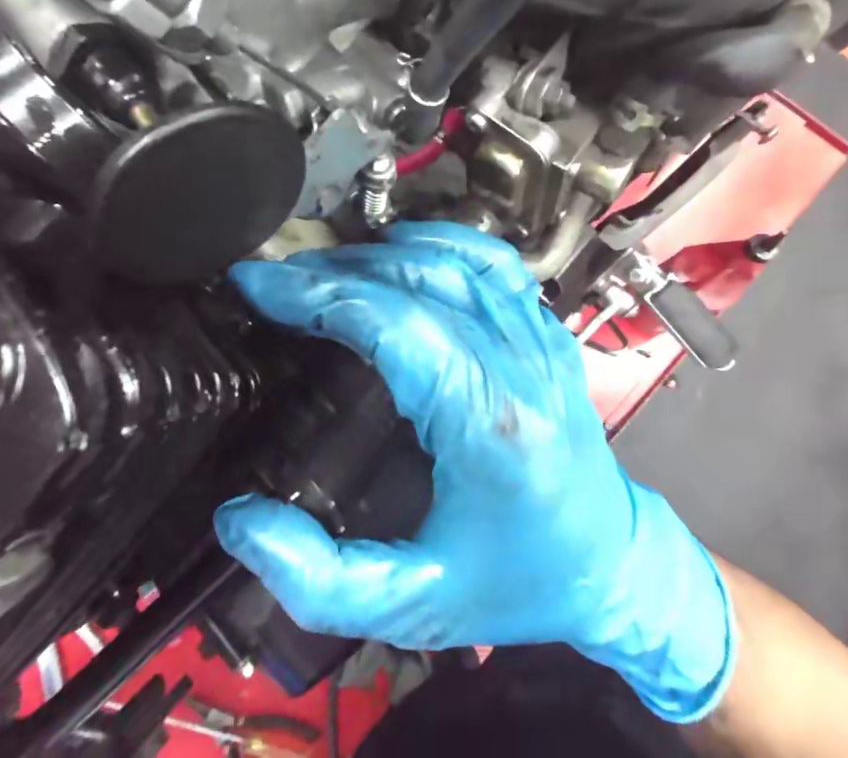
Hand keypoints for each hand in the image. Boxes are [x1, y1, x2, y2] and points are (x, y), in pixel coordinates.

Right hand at [215, 222, 734, 721]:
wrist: (605, 565)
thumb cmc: (522, 581)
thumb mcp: (415, 603)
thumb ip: (317, 577)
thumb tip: (242, 521)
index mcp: (490, 421)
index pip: (397, 324)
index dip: (322, 295)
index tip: (263, 286)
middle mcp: (524, 367)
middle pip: (425, 279)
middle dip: (341, 270)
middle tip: (281, 278)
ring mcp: (542, 344)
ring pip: (464, 261)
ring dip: (389, 252)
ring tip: (329, 264)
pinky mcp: (549, 340)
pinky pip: (502, 269)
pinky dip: (450, 245)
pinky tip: (411, 248)